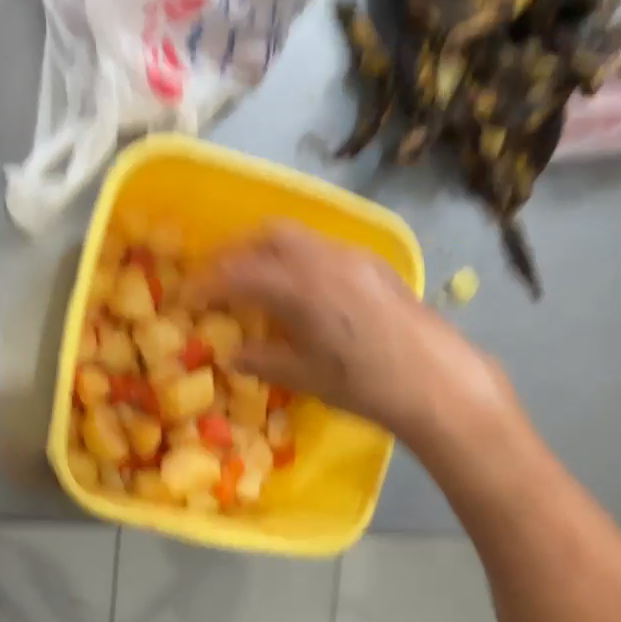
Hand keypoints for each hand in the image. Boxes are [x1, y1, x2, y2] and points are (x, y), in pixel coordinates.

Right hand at [197, 223, 510, 445]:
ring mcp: (353, 258)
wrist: (436, 380)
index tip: (184, 298)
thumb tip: (232, 353)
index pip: (238, 274)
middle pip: (267, 236)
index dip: (205, 284)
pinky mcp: (372, 265)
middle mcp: (324, 260)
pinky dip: (294, 260)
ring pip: (297, 238)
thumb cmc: (365, 385)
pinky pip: (321, 249)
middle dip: (234, 253)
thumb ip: (263, 360)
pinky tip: (295, 292)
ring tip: (250, 284)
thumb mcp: (305, 377)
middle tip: (214, 279)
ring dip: (265, 253)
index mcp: (301, 288)